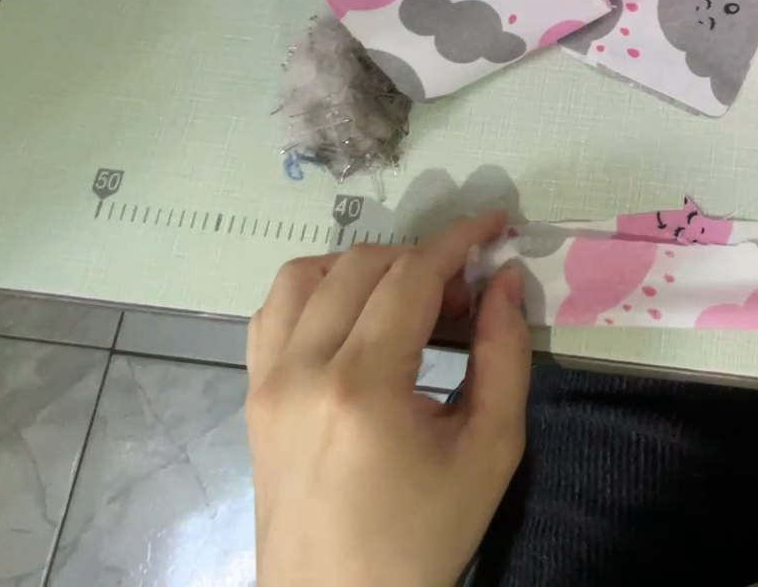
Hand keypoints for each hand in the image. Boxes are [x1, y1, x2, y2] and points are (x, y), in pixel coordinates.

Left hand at [246, 212, 531, 586]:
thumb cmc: (424, 535)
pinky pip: (274, 311)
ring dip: (368, 267)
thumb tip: (504, 278)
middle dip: (425, 258)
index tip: (498, 222)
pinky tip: (359, 319)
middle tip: (467, 295)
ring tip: (410, 300)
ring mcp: (265, 383)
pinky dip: (320, 290)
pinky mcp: (252, 398)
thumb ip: (505, 351)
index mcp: (361, 387)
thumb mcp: (492, 446)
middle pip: (363, 265)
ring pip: (306, 275)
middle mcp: (300, 371)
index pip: (410, 275)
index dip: (459, 238)